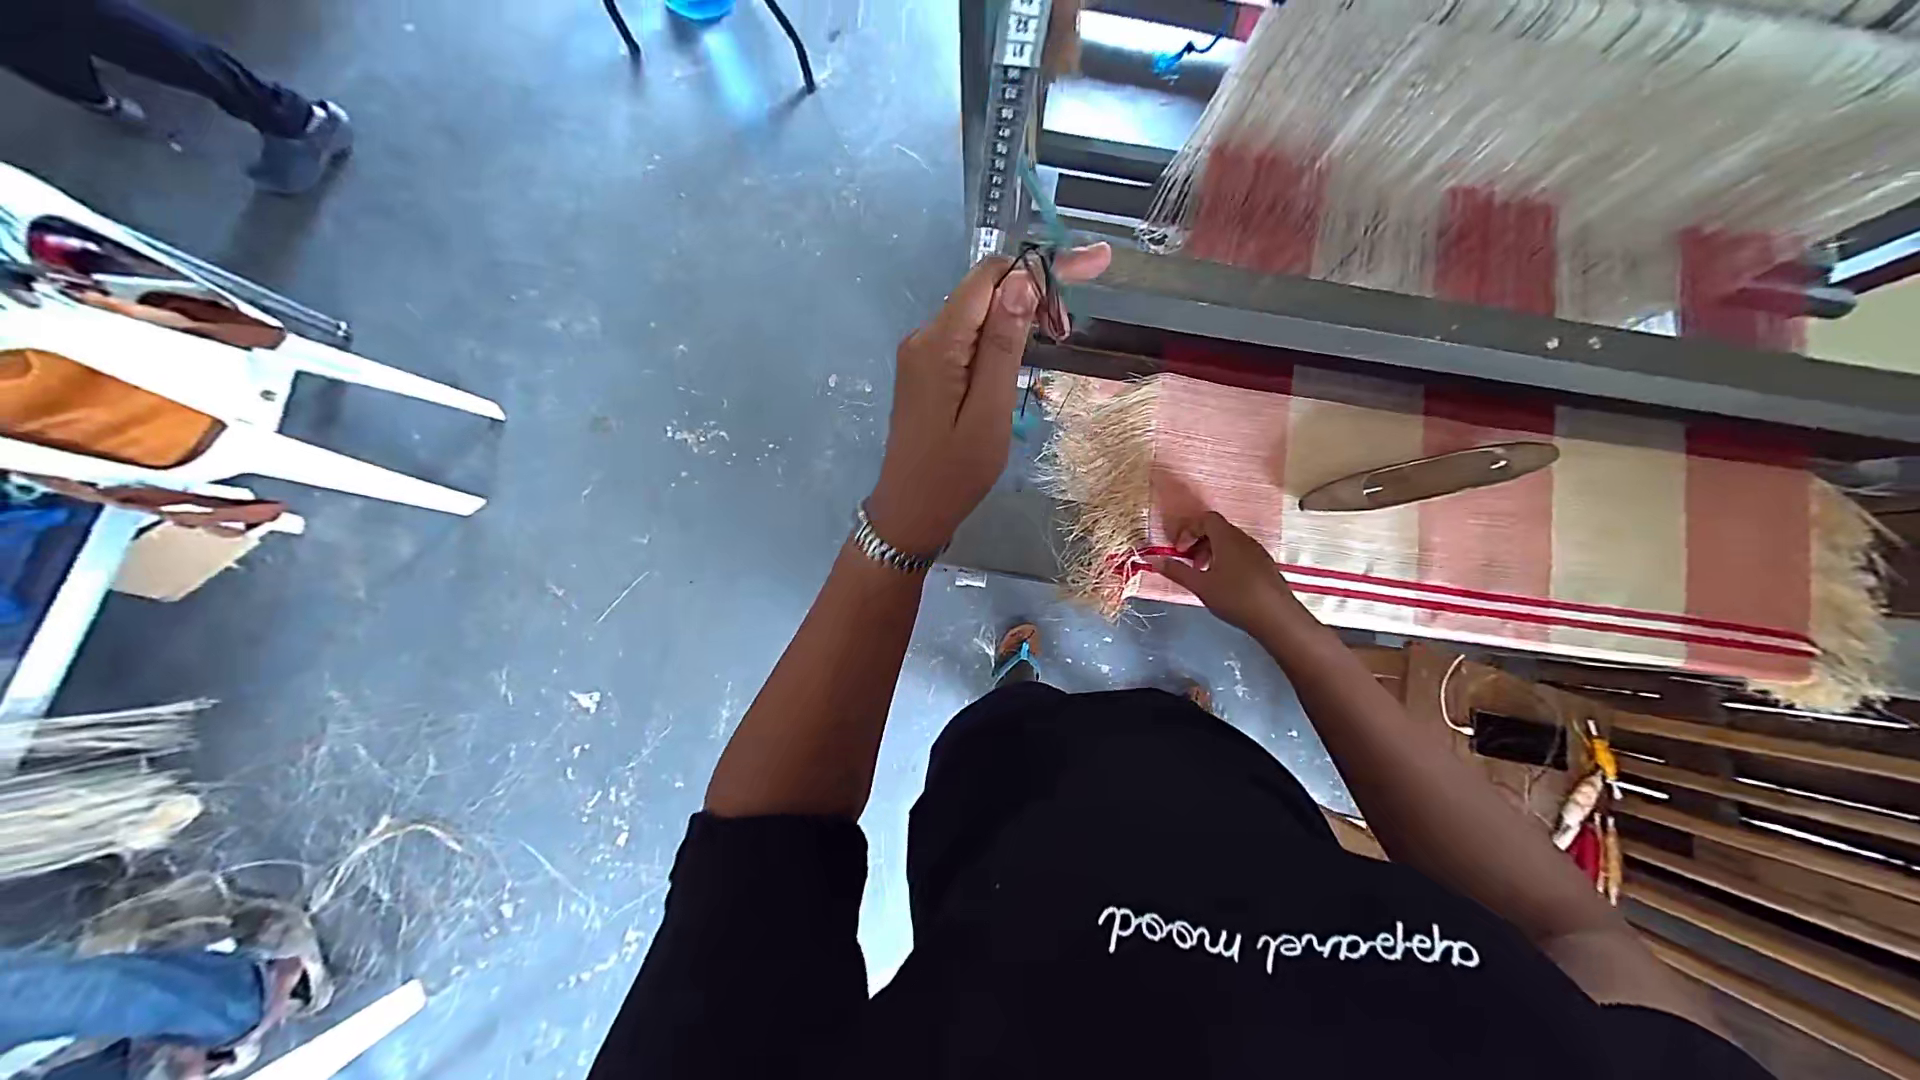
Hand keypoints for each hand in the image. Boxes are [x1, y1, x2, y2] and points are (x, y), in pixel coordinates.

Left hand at [867, 243, 1111, 553]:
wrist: (910, 511)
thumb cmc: (954, 473)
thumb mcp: (990, 413)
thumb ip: (1004, 347)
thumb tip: (1022, 281)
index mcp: (938, 343)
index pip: (991, 276)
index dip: (1040, 266)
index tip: (1092, 267)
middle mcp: (924, 336)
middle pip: (984, 290)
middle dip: (1032, 292)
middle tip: (1069, 327)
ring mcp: (921, 353)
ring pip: (977, 313)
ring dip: (1017, 317)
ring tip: (1055, 340)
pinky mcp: (926, 370)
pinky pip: (966, 338)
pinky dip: (998, 338)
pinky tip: (1021, 355)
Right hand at [1147, 511, 1311, 636]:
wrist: (1277, 618)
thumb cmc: (1235, 598)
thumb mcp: (1200, 586)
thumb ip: (1177, 571)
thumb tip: (1155, 560)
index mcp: (1227, 538)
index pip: (1206, 518)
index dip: (1188, 530)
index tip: (1179, 550)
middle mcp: (1244, 540)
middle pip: (1217, 529)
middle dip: (1198, 542)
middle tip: (1188, 562)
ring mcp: (1257, 552)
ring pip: (1229, 542)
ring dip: (1211, 552)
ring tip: (1203, 574)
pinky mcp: (1265, 566)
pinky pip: (1240, 553)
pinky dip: (1225, 560)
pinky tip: (1222, 583)